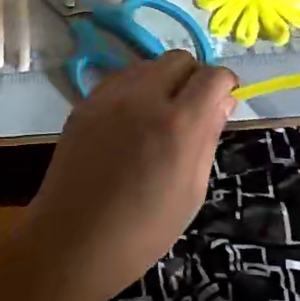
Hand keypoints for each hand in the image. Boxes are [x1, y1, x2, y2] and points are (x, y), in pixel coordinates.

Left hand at [23, 51, 236, 300]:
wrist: (73, 241)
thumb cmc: (143, 230)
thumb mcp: (192, 190)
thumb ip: (208, 137)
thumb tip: (223, 102)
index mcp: (178, 124)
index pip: (213, 76)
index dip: (226, 85)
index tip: (225, 104)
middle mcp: (143, 98)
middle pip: (180, 59)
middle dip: (194, 77)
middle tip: (193, 110)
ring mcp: (109, 96)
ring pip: (148, 64)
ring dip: (163, 80)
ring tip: (160, 116)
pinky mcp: (85, 102)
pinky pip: (120, 79)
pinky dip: (135, 89)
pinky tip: (130, 121)